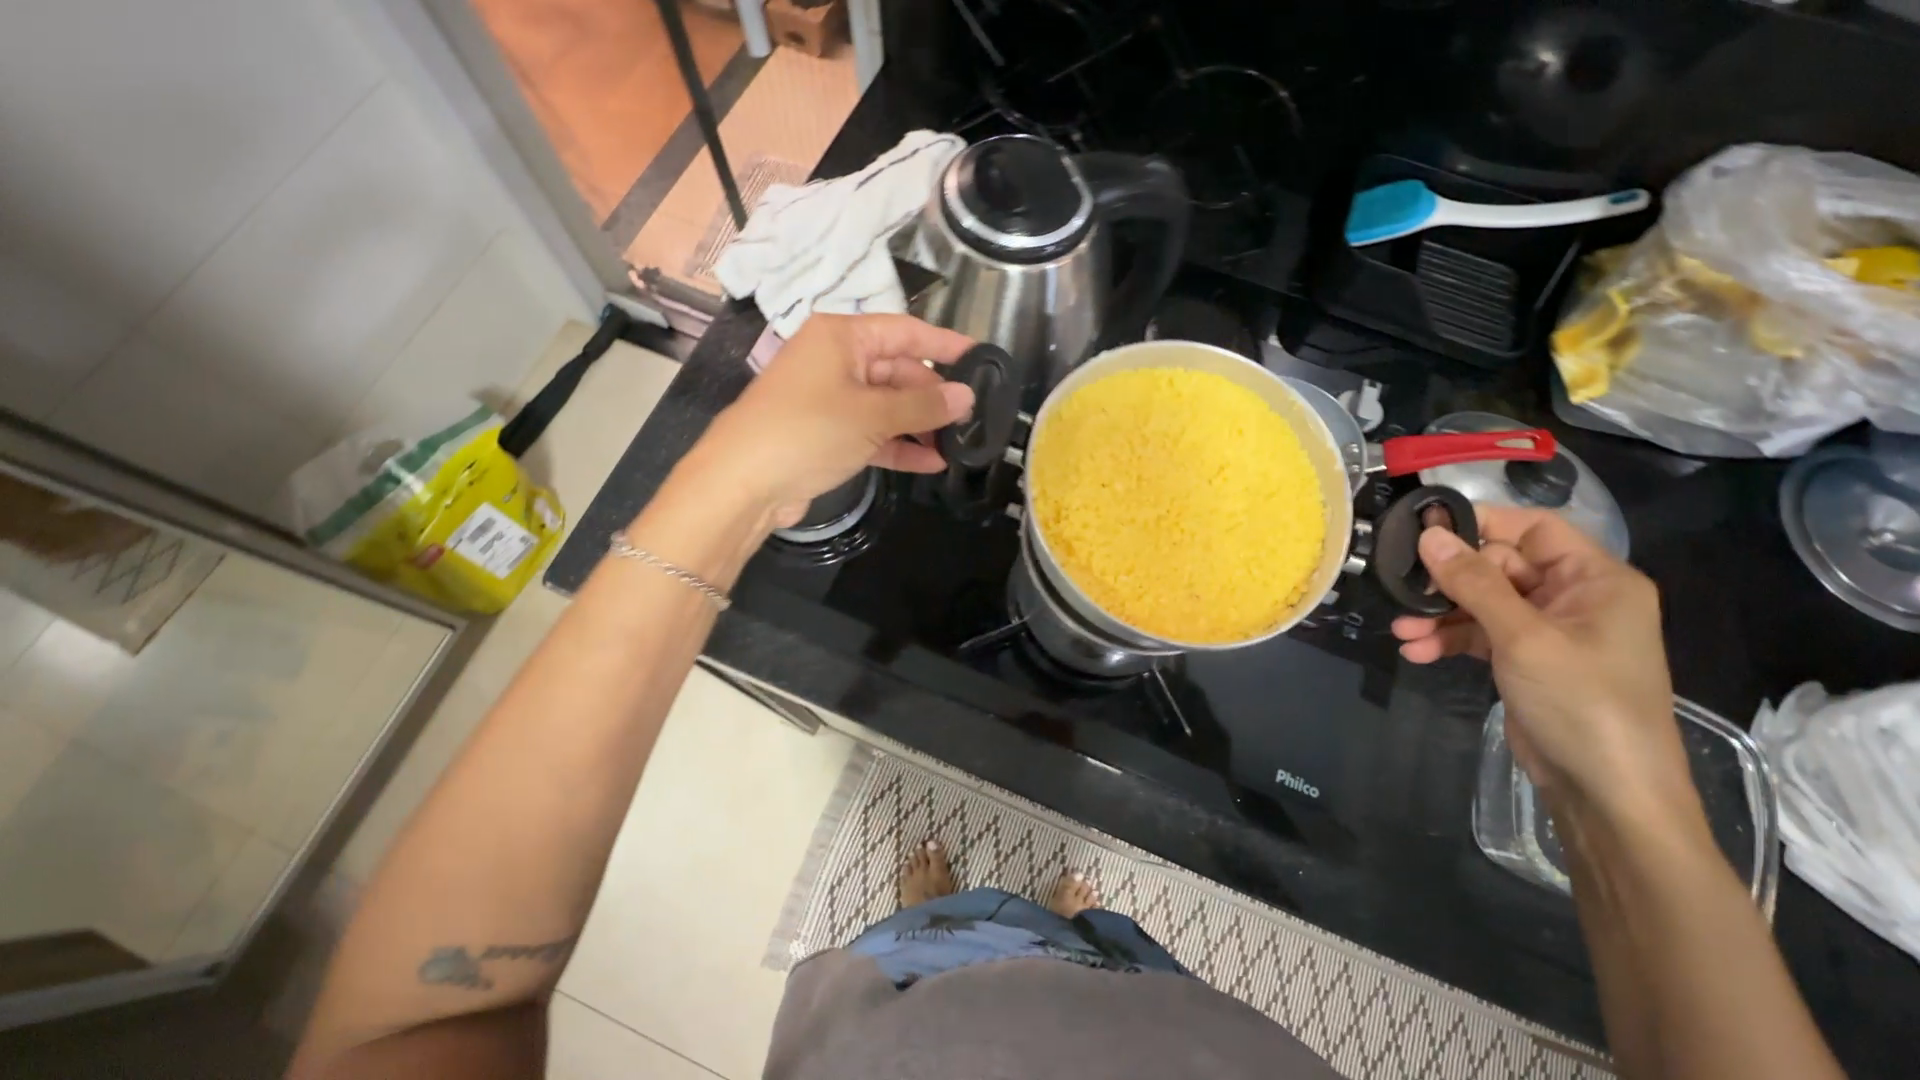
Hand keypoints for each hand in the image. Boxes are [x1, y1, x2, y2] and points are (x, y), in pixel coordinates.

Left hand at [688, 314, 976, 528]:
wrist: (742, 483)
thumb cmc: (807, 431)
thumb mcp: (872, 416)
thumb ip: (923, 405)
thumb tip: (966, 396)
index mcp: (841, 337)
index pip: (905, 331)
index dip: (945, 344)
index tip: (982, 358)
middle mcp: (835, 361)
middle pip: (897, 370)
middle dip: (933, 395)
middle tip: (974, 417)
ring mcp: (829, 400)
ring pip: (887, 405)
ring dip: (920, 425)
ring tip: (959, 444)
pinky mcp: (826, 435)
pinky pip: (872, 433)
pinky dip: (898, 446)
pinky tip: (932, 463)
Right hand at [1391, 506, 1697, 824]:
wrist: (1609, 792)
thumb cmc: (1582, 701)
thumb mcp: (1523, 637)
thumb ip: (1474, 583)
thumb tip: (1429, 535)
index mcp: (1596, 579)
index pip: (1533, 529)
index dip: (1481, 523)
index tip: (1424, 527)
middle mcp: (1576, 598)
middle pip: (1501, 567)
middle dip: (1450, 581)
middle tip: (1402, 589)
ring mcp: (1551, 633)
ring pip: (1484, 604)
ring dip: (1442, 615)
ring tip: (1402, 631)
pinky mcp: (1528, 663)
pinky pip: (1482, 636)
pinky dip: (1451, 641)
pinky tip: (1417, 652)